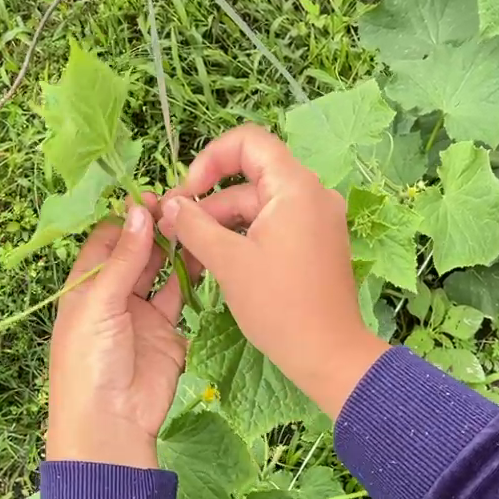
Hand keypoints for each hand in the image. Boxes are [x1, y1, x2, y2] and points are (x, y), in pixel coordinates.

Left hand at [46, 197, 190, 468]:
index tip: (152, 197)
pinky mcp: (168, 334)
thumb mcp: (99, 303)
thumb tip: (139, 211)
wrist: (112, 420)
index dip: (127, 218)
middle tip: (181, 204)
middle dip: (155, 229)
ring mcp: (142, 315)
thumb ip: (124, 258)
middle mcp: (113, 297)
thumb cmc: (89, 361)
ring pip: (160, 273)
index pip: (107, 241)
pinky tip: (204, 254)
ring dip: (175, 250)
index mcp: (85, 287)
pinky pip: (179, 299)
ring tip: (196, 223)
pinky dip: (190, 278)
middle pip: (136, 253)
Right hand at [159, 125, 388, 416]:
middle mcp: (312, 196)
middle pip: (251, 181)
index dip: (210, 160)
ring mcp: (317, 223)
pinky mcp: (316, 248)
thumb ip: (195, 227)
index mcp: (295, 187)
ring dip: (223, 227)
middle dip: (209, 203)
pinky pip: (275, 230)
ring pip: (259, 210)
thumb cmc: (280, 307)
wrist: (328, 355)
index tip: (187, 193)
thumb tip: (170, 205)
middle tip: (174, 232)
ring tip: (190, 255)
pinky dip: (246, 241)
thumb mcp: (229, 263)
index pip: (248, 143)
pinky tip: (220, 264)